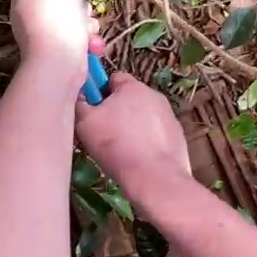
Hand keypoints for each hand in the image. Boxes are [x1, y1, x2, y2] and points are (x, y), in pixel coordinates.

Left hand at [11, 0, 102, 84]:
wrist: (57, 64)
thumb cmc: (59, 19)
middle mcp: (29, 15)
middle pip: (63, 3)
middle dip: (81, 9)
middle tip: (84, 14)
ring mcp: (40, 36)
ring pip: (73, 22)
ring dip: (87, 26)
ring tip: (88, 33)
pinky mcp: (53, 52)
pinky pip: (73, 40)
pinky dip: (85, 42)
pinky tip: (91, 47)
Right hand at [74, 72, 189, 204]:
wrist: (154, 178)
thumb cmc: (115, 145)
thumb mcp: (85, 122)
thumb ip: (79, 103)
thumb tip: (79, 95)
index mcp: (133, 87)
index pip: (113, 78)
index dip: (99, 93)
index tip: (92, 111)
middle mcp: (154, 96)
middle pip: (128, 99)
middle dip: (115, 112)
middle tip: (101, 133)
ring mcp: (169, 117)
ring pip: (142, 118)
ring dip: (131, 128)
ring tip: (119, 151)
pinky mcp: (177, 137)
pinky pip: (155, 135)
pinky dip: (146, 143)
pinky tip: (136, 160)